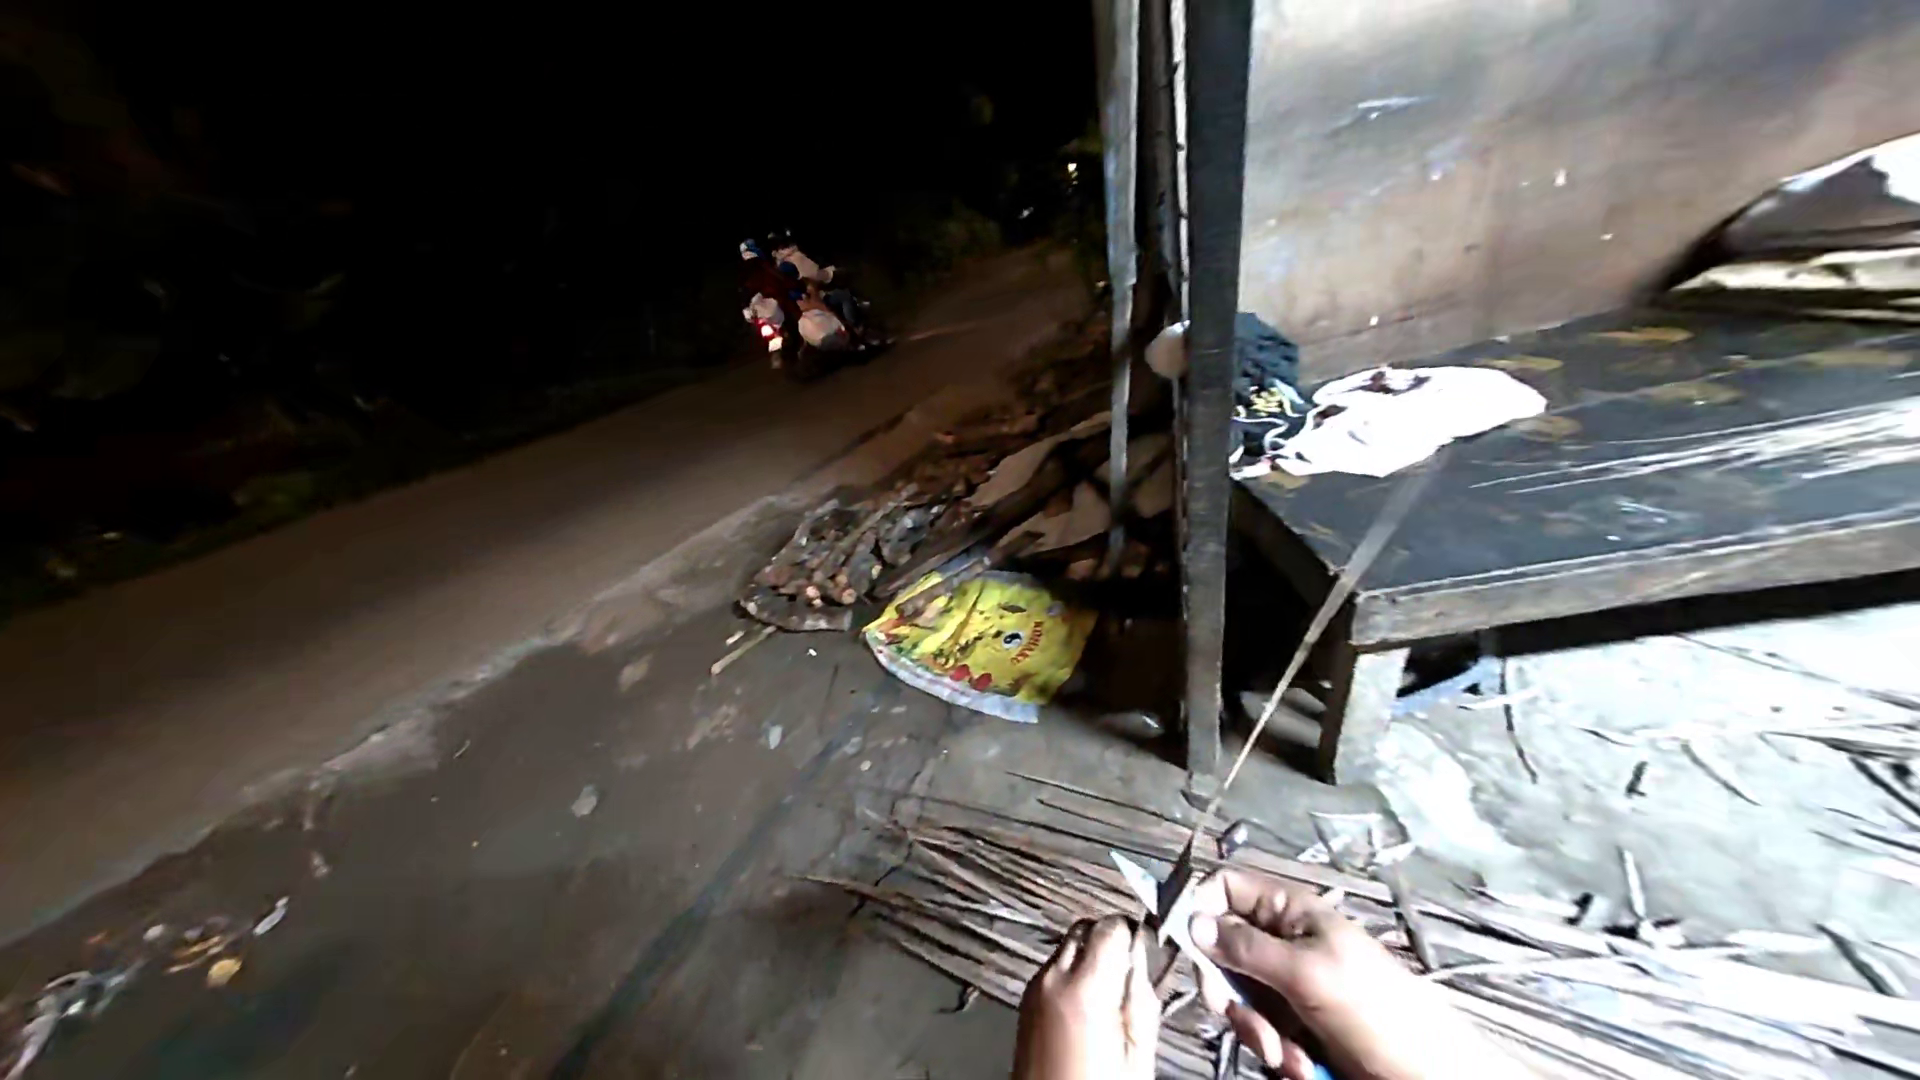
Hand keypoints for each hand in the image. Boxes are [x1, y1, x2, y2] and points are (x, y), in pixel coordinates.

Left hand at [1013, 915, 1160, 1079]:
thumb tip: (1142, 959)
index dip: (1131, 933)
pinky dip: (1072, 973)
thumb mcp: (1138, 1058)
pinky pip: (1054, 968)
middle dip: (1109, 939)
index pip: (1111, 926)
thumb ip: (1142, 1001)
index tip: (1145, 948)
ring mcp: (1035, 987)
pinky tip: (1087, 1007)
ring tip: (1110, 995)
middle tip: (1130, 972)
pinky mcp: (1025, 1000)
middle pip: (1085, 928)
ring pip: (1068, 945)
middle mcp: (1053, 976)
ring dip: (1090, 956)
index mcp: (1085, 988)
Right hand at [1188, 869, 1516, 1079]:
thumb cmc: (1375, 1011)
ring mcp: (1288, 985)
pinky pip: (1261, 1030)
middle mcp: (1281, 941)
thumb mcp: (1307, 973)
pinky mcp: (1295, 1026)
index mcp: (1287, 910)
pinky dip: (1276, 1053)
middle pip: (1221, 947)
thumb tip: (1191, 921)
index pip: (1225, 887)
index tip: (1187, 942)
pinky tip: (1303, 1069)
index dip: (1201, 907)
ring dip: (1255, 1030)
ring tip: (1288, 1057)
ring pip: (1238, 995)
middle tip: (1238, 1015)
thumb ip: (1245, 947)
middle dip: (1228, 988)